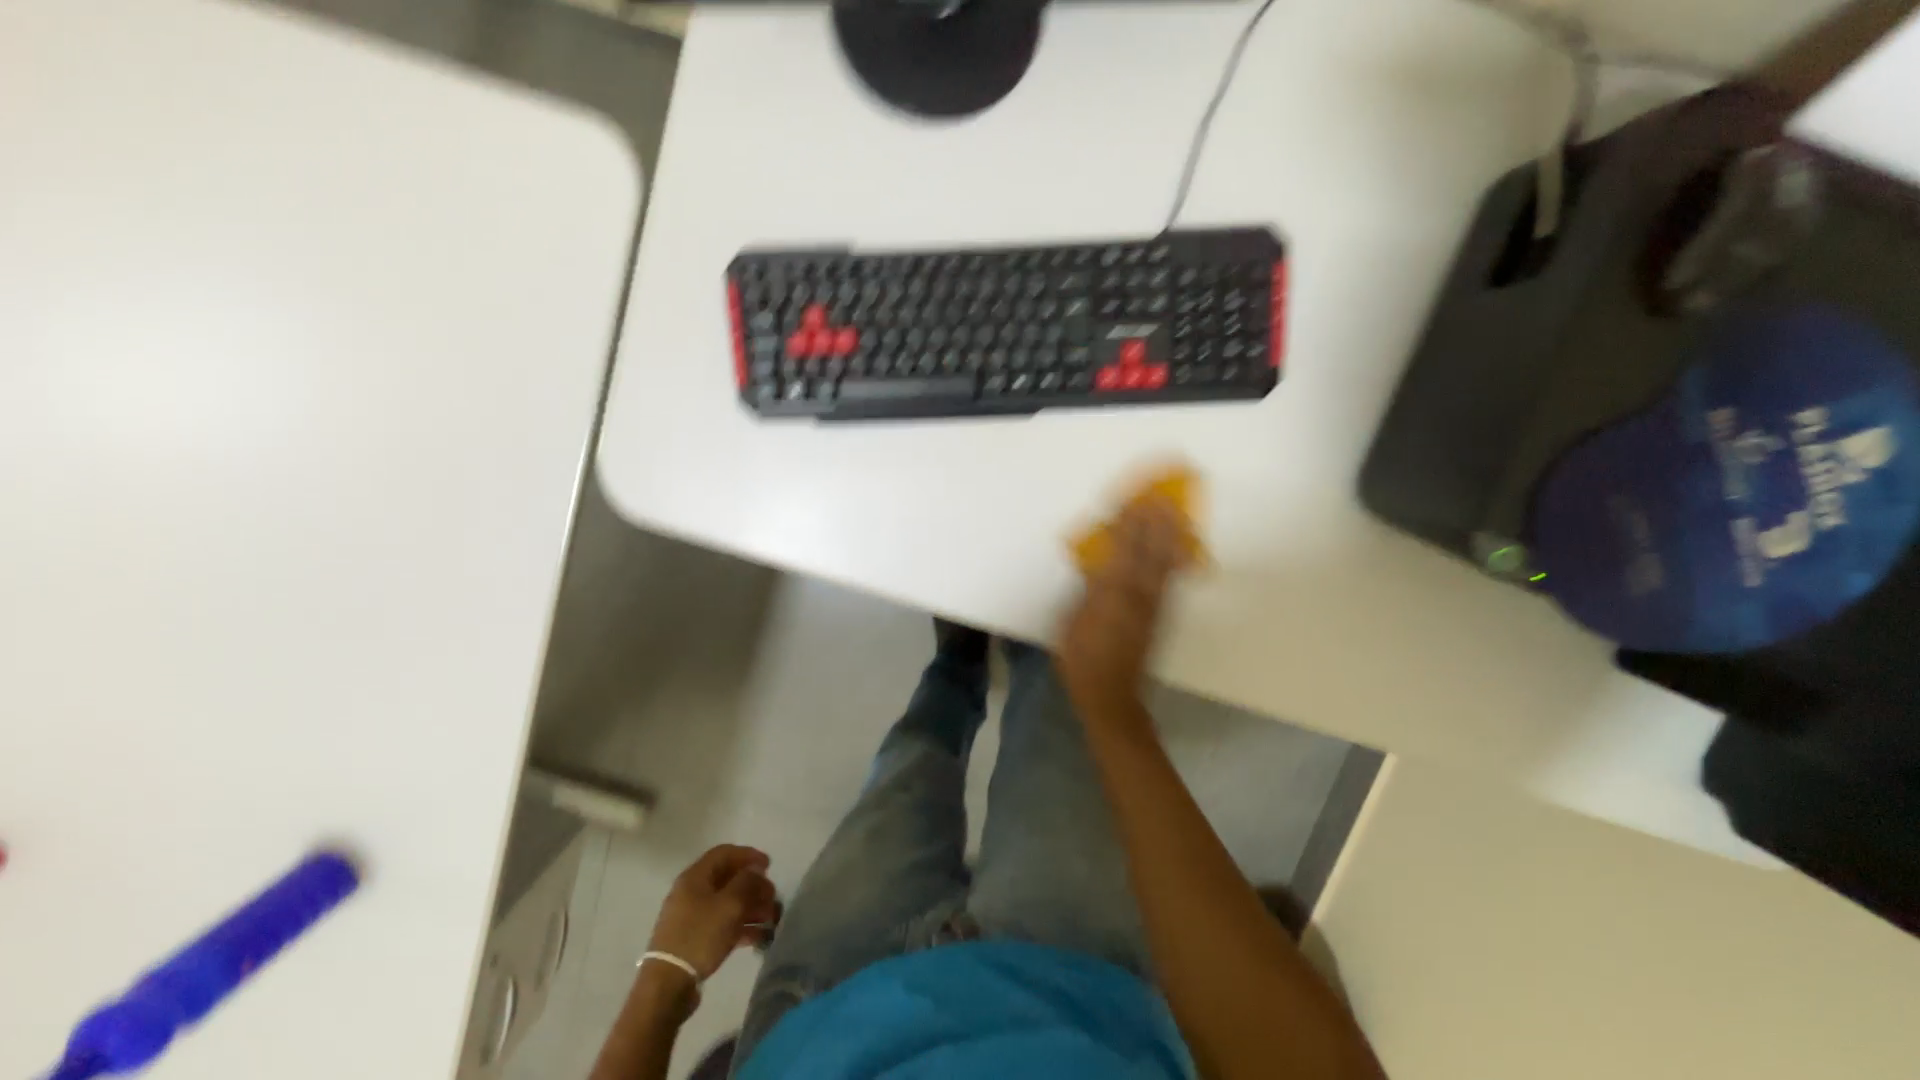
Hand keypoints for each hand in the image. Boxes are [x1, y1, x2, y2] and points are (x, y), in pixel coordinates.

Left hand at [647, 845, 778, 980]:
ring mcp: (693, 917)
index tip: (770, 866)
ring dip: (752, 907)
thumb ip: (747, 882)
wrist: (669, 981)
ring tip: (772, 919)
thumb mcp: (729, 905)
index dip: (748, 855)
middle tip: (773, 897)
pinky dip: (742, 926)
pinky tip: (760, 936)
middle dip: (754, 886)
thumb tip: (754, 870)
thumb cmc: (700, 935)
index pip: (724, 854)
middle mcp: (692, 892)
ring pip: (728, 903)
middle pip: (728, 879)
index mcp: (695, 877)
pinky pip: (723, 924)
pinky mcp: (695, 938)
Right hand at [1059, 495, 1194, 718]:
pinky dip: (1175, 559)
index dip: (1130, 524)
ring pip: (1165, 563)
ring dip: (1170, 536)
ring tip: (1175, 512)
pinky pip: (1170, 580)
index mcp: (1111, 595)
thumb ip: (1086, 592)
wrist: (1112, 696)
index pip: (1123, 551)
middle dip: (1155, 523)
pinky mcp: (1161, 616)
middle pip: (1149, 551)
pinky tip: (1179, 547)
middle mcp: (1137, 596)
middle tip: (1161, 496)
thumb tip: (1097, 566)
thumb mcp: (1071, 623)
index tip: (1135, 499)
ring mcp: (1153, 606)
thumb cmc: (1081, 661)